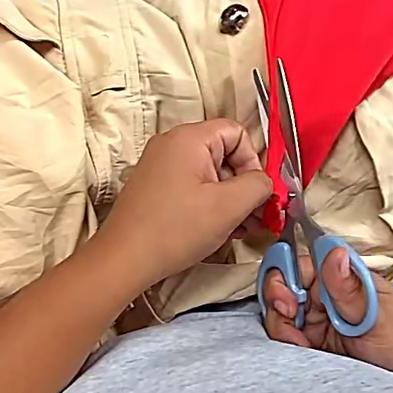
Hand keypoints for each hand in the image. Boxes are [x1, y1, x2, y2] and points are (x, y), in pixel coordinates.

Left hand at [97, 119, 272, 289]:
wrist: (125, 259)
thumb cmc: (174, 230)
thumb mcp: (229, 206)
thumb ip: (258, 186)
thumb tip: (266, 183)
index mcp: (189, 139)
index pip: (237, 133)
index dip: (253, 162)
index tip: (256, 192)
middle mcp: (172, 145)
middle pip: (225, 154)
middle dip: (244, 186)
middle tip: (254, 217)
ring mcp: (161, 167)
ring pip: (211, 174)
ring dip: (230, 200)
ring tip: (239, 228)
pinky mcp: (156, 188)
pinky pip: (194, 187)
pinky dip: (211, 205)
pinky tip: (219, 230)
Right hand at [260, 246, 392, 385]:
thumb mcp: (379, 316)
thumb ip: (350, 288)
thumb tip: (333, 253)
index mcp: (345, 279)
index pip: (304, 262)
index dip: (288, 273)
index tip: (291, 297)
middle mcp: (327, 297)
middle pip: (283, 285)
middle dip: (278, 300)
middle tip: (291, 319)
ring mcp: (317, 322)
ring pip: (279, 313)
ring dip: (282, 326)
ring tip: (302, 343)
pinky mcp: (310, 347)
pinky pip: (284, 339)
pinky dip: (284, 345)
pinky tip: (302, 352)